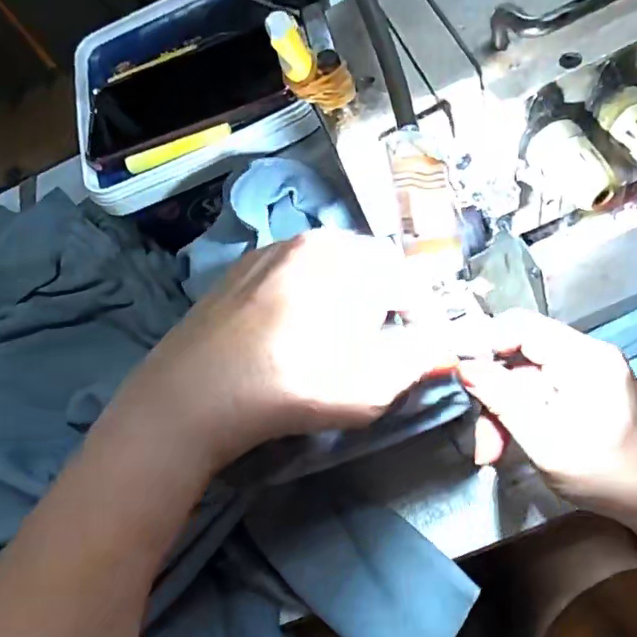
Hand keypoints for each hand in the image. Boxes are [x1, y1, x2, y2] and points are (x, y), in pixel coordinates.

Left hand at [100, 230, 457, 475]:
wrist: (190, 397)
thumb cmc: (293, 388)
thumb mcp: (373, 384)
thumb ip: (421, 358)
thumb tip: (445, 345)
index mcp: (348, 256)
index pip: (408, 279)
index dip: (422, 318)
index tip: (418, 353)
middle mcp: (309, 239)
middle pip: (368, 268)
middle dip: (382, 307)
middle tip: (376, 351)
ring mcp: (267, 251)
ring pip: (327, 271)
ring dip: (343, 302)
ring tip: (332, 347)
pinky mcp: (236, 272)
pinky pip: (289, 278)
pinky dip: (303, 301)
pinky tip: (288, 339)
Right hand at [456, 309, 636, 556]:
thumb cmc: (606, 472)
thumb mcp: (545, 438)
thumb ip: (502, 399)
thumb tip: (463, 365)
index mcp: (582, 355)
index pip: (520, 325)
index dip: (484, 345)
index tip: (459, 378)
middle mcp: (585, 354)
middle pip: (519, 358)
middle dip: (494, 397)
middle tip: (483, 444)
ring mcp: (587, 374)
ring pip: (526, 380)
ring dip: (504, 414)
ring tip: (493, 455)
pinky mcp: (586, 394)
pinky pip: (542, 394)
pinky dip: (523, 418)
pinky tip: (513, 447)